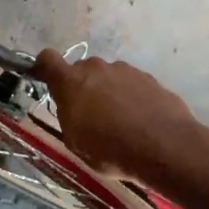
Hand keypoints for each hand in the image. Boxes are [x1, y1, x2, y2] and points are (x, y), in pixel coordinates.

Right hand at [34, 51, 205, 183]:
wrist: (165, 147)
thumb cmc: (110, 149)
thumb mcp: (75, 141)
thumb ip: (69, 115)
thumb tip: (74, 107)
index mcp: (71, 81)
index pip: (47, 59)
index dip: (44, 67)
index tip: (45, 80)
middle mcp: (97, 68)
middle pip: (82, 71)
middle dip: (83, 87)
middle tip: (90, 115)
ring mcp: (126, 71)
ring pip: (109, 77)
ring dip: (109, 93)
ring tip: (121, 123)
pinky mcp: (150, 79)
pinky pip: (132, 86)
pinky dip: (132, 99)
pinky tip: (141, 123)